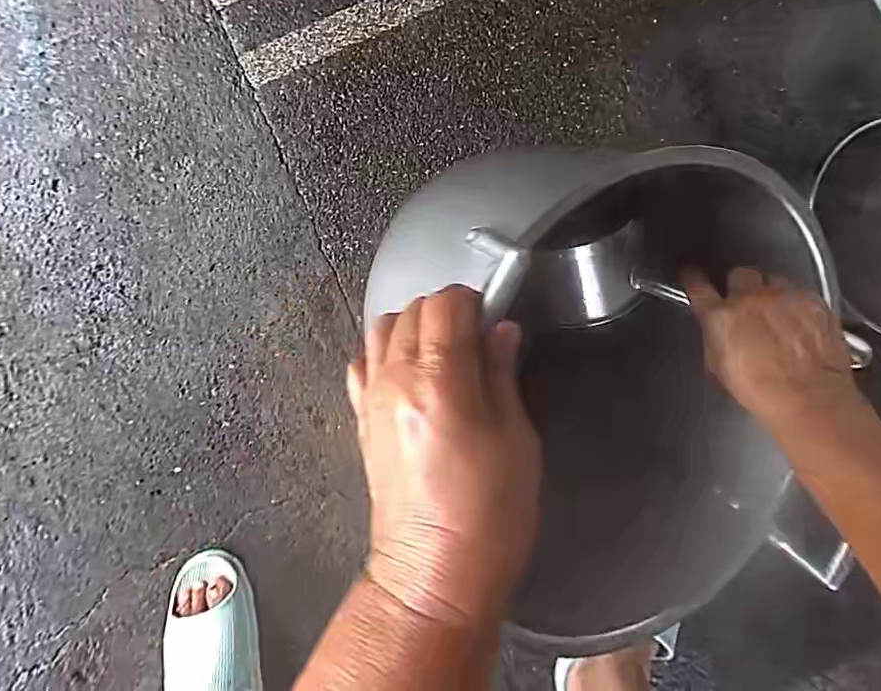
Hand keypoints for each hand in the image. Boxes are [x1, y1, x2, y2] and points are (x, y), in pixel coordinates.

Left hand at [346, 286, 541, 627]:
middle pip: (413, 309)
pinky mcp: (362, 421)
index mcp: (439, 383)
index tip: (494, 314)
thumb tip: (503, 331)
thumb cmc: (486, 517)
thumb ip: (503, 374)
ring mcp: (373, 400)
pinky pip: (363, 361)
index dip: (474, 299)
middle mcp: (396, 382)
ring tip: (447, 350)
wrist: (432, 580)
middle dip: (449, 309)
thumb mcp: (517, 439)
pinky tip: (412, 371)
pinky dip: (387, 350)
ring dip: (416, 325)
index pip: (445, 304)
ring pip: (383, 326)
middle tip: (479, 334)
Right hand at [681, 267, 862, 427]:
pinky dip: (796, 304)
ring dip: (770, 295)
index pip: (698, 285)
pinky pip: (799, 292)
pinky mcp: (811, 300)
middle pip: (739, 274)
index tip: (693, 275)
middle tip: (746, 308)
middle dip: (740, 287)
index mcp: (721, 315)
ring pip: (771, 280)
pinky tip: (799, 326)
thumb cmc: (768, 394)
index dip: (693, 277)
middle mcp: (751, 299)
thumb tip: (714, 328)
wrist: (812, 401)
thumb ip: (713, 337)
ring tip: (777, 320)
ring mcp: (783, 296)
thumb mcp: (722, 369)